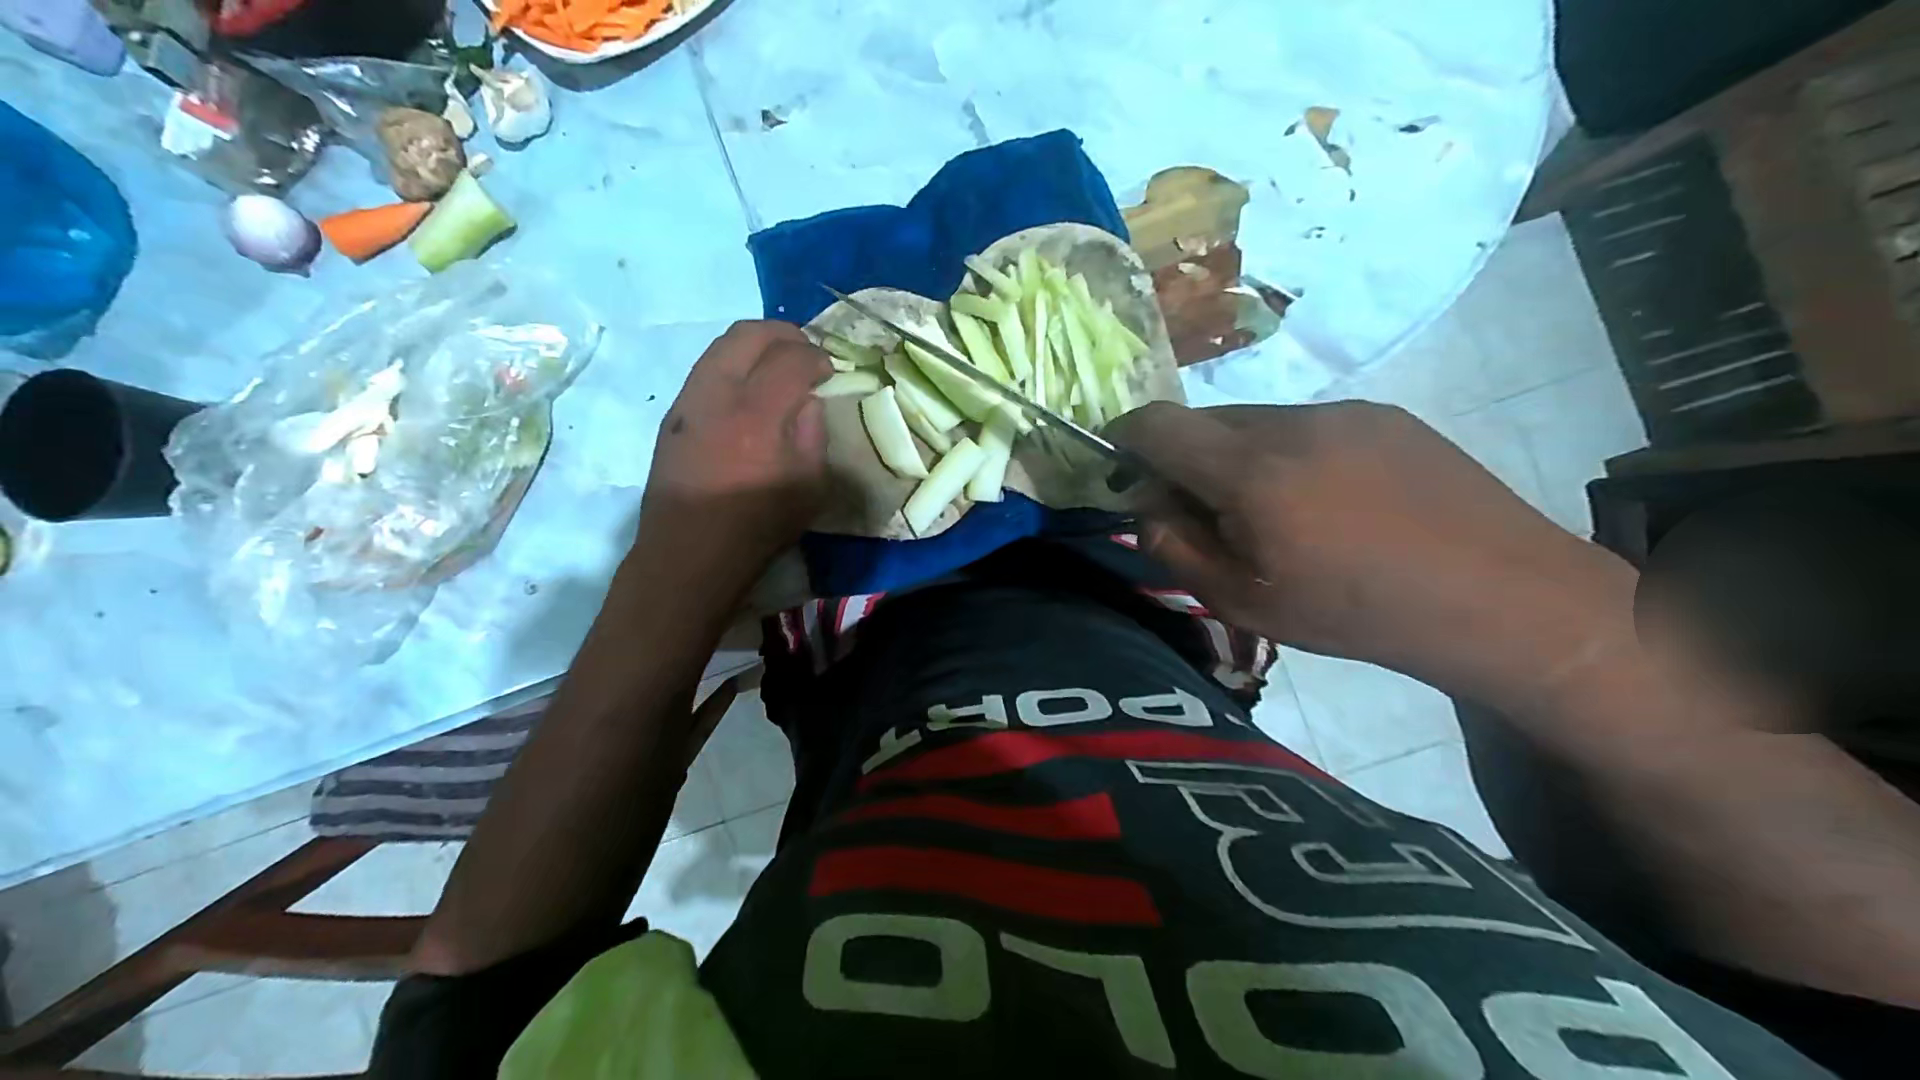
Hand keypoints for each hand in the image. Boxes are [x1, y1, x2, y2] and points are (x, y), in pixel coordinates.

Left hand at [638, 321, 830, 575]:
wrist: (690, 551)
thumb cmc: (757, 526)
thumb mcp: (810, 488)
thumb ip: (815, 434)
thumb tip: (808, 401)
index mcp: (759, 415)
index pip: (791, 359)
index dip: (817, 357)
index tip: (831, 371)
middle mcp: (718, 394)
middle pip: (750, 334)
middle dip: (785, 335)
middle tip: (806, 352)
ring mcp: (689, 400)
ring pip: (722, 345)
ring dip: (756, 344)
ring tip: (777, 364)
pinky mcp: (673, 414)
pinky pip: (706, 368)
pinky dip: (734, 363)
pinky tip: (748, 389)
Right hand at [1109, 401, 1637, 707]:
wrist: (1500, 598)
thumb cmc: (1356, 613)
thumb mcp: (1243, 601)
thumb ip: (1175, 547)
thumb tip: (1146, 504)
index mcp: (1251, 472)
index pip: (1157, 424)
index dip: (1125, 438)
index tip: (1123, 468)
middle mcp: (1292, 422)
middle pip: (1204, 422)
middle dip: (1185, 460)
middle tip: (1206, 514)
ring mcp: (1344, 412)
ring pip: (1255, 422)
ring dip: (1238, 458)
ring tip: (1277, 515)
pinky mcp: (1384, 415)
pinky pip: (1306, 425)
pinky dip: (1287, 455)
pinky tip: (1329, 503)